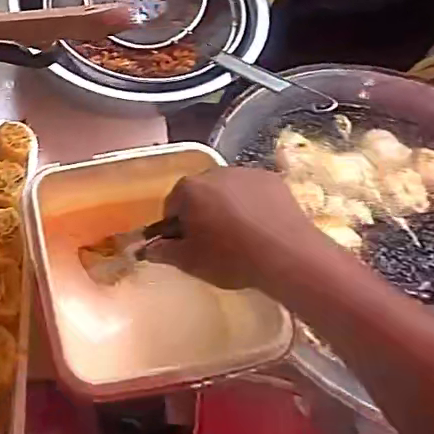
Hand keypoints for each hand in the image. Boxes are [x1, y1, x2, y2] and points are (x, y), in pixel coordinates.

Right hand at [145, 167, 341, 294]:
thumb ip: (164, 252)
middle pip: (201, 193)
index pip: (173, 205)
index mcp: (189, 189)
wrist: (286, 254)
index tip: (188, 245)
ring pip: (228, 190)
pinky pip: (253, 191)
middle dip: (203, 212)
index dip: (178, 226)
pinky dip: (253, 204)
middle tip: (213, 243)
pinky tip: (261, 227)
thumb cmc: (231, 258)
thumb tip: (148, 248)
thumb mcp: (190, 262)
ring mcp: (246, 172)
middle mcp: (215, 172)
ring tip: (241, 237)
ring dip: (228, 207)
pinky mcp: (271, 179)